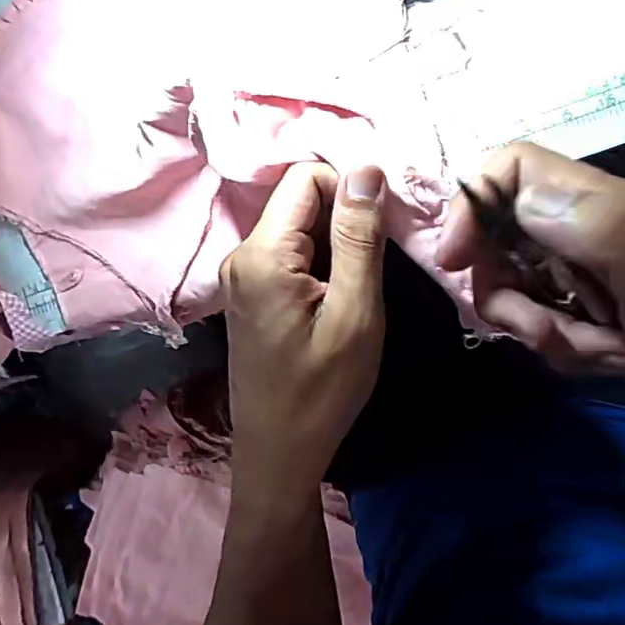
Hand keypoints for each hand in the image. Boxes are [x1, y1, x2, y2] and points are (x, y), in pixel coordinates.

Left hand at [221, 162, 387, 490]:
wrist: (279, 455)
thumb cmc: (322, 391)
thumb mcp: (355, 313)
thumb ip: (359, 238)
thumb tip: (366, 168)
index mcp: (262, 253)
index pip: (306, 177)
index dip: (350, 189)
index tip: (381, 227)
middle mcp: (242, 253)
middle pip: (301, 199)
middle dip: (346, 215)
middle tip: (380, 257)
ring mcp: (243, 274)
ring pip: (300, 225)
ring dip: (338, 240)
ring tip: (363, 280)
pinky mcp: (252, 291)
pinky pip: (293, 251)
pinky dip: (325, 258)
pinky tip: (342, 291)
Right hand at [437, 144, 624, 468]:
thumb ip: (607, 232)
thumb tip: (520, 193)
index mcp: (611, 208)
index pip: (514, 167)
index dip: (473, 203)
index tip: (458, 263)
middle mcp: (596, 229)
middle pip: (503, 232)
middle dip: (508, 289)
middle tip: (549, 332)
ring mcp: (599, 272)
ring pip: (520, 283)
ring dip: (538, 326)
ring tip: (598, 353)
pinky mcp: (602, 311)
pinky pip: (547, 320)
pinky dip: (562, 346)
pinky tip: (609, 362)